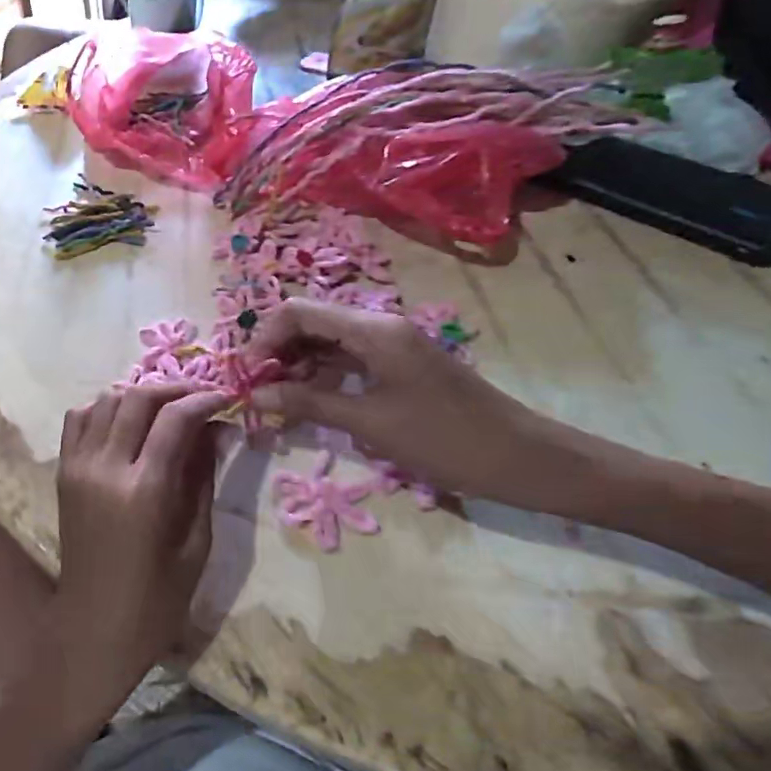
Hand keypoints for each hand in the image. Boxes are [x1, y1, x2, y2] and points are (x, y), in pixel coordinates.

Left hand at [53, 383, 231, 708]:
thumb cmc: (157, 598)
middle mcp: (105, 468)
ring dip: (139, 394)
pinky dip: (104, 407)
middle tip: (199, 396)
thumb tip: (214, 429)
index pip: (174, 419)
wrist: (94, 628)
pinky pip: (78, 418)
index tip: (224, 398)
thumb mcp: (196, 542)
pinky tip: (125, 420)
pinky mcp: (63, 472)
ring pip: (106, 400)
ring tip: (166, 406)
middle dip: (174, 388)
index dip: (203, 400)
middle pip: (137, 398)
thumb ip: (202, 478)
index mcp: (144, 491)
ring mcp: (78, 466)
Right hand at [246, 299, 615, 514]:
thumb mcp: (370, 422)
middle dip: (277, 350)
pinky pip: (347, 357)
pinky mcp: (398, 362)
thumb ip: (307, 403)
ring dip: (297, 363)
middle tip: (256, 389)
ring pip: (327, 339)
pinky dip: (322, 374)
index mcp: (372, 329)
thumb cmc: (445, 439)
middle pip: (310, 321)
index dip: (264, 338)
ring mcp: (390, 343)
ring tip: (276, 399)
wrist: (524, 458)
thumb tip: (254, 396)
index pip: (298, 311)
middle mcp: (378, 324)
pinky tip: (308, 400)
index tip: (246, 374)